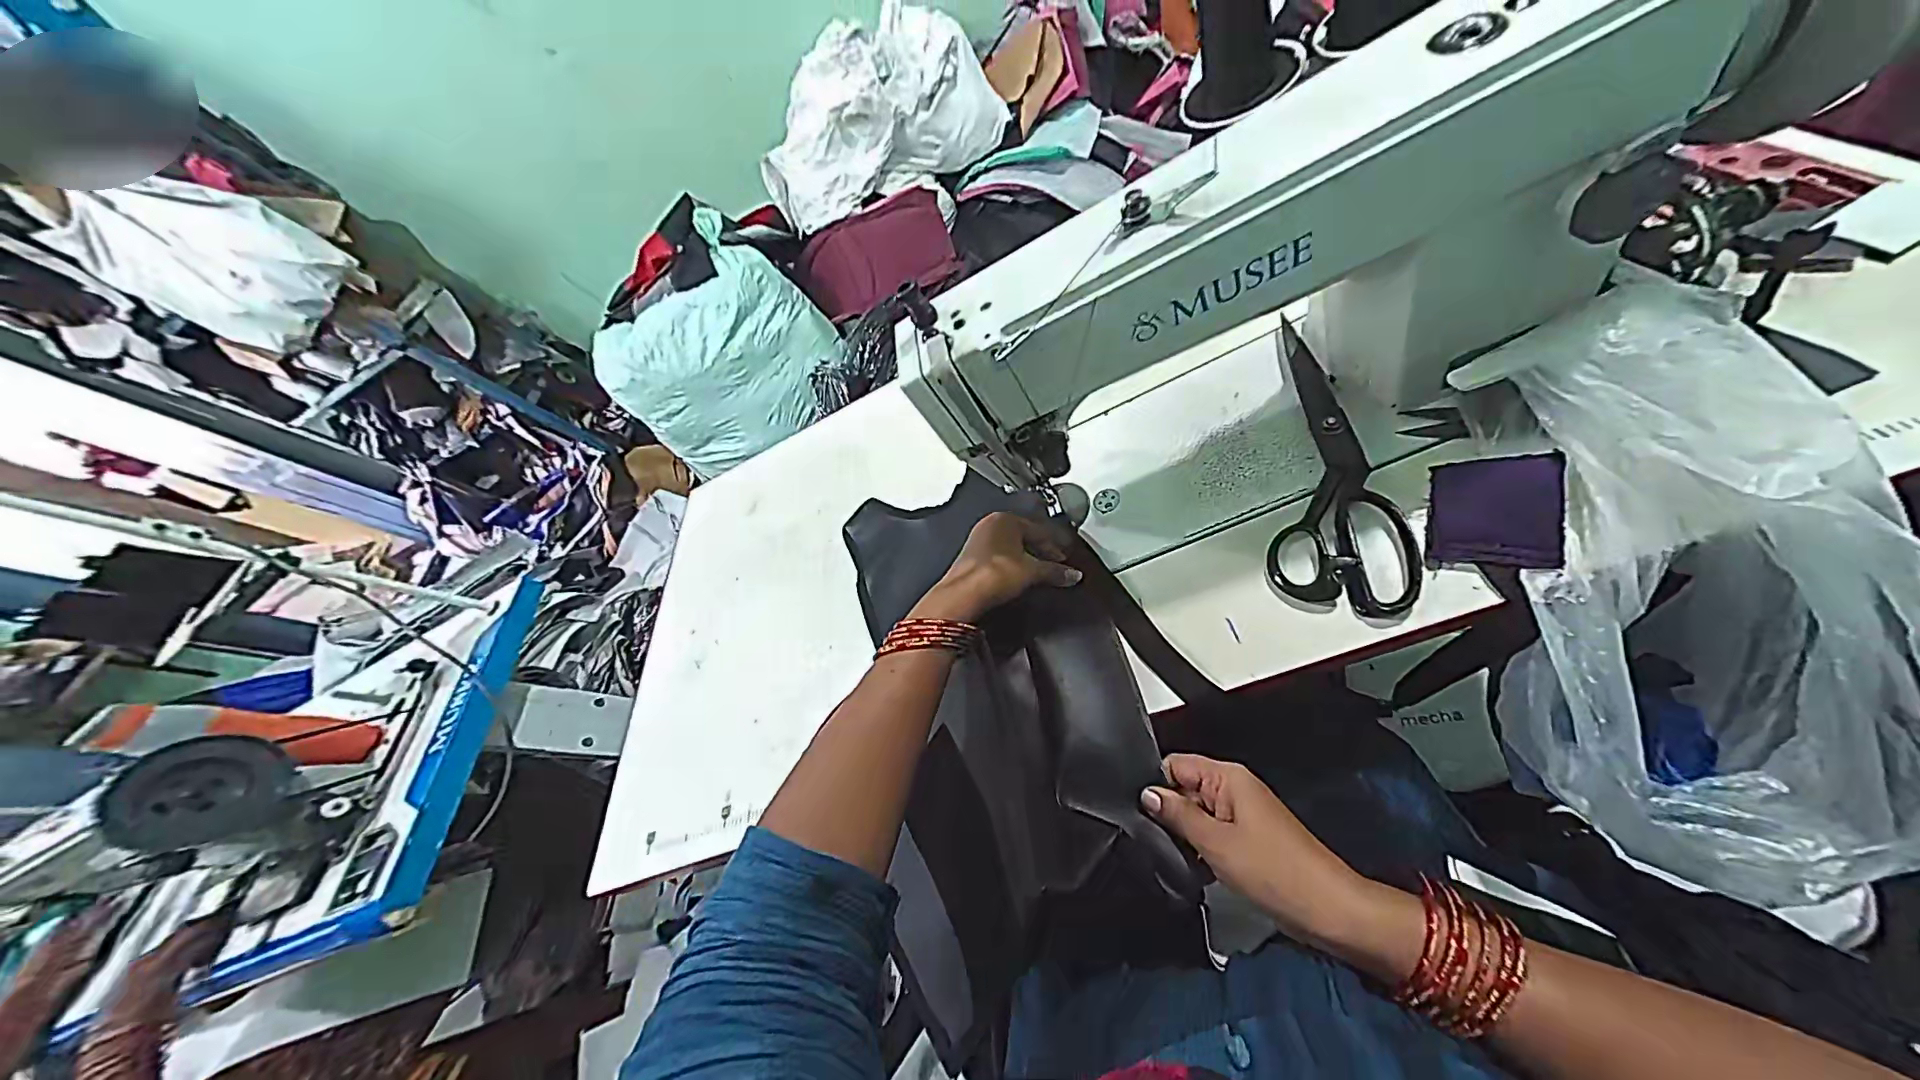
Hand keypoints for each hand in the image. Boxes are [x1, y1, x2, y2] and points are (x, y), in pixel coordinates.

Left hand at [910, 512, 1082, 622]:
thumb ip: (1055, 571)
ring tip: (1038, 574)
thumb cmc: (993, 574)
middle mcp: (988, 526)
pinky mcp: (972, 560)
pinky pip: (999, 559)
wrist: (965, 594)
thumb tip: (1071, 574)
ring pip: (1010, 548)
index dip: (1054, 546)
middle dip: (1040, 552)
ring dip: (1026, 560)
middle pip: (1024, 538)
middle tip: (1054, 566)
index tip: (1064, 559)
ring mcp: (978, 542)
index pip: (1038, 530)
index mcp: (1004, 519)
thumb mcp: (1033, 571)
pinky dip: (1011, 567)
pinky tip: (1018, 579)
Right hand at [1141, 755, 1385, 949]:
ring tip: (1196, 859)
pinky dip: (1205, 849)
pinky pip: (1212, 834)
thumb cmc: (1281, 872)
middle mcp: (1236, 789)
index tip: (1151, 814)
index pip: (1174, 764)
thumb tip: (1148, 795)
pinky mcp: (1249, 839)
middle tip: (1178, 842)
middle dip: (1173, 815)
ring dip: (1189, 836)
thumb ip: (1176, 814)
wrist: (1330, 910)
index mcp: (1229, 777)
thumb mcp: (1215, 841)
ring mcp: (1243, 815)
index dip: (1157, 787)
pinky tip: (1207, 869)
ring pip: (1196, 814)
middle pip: (1184, 789)